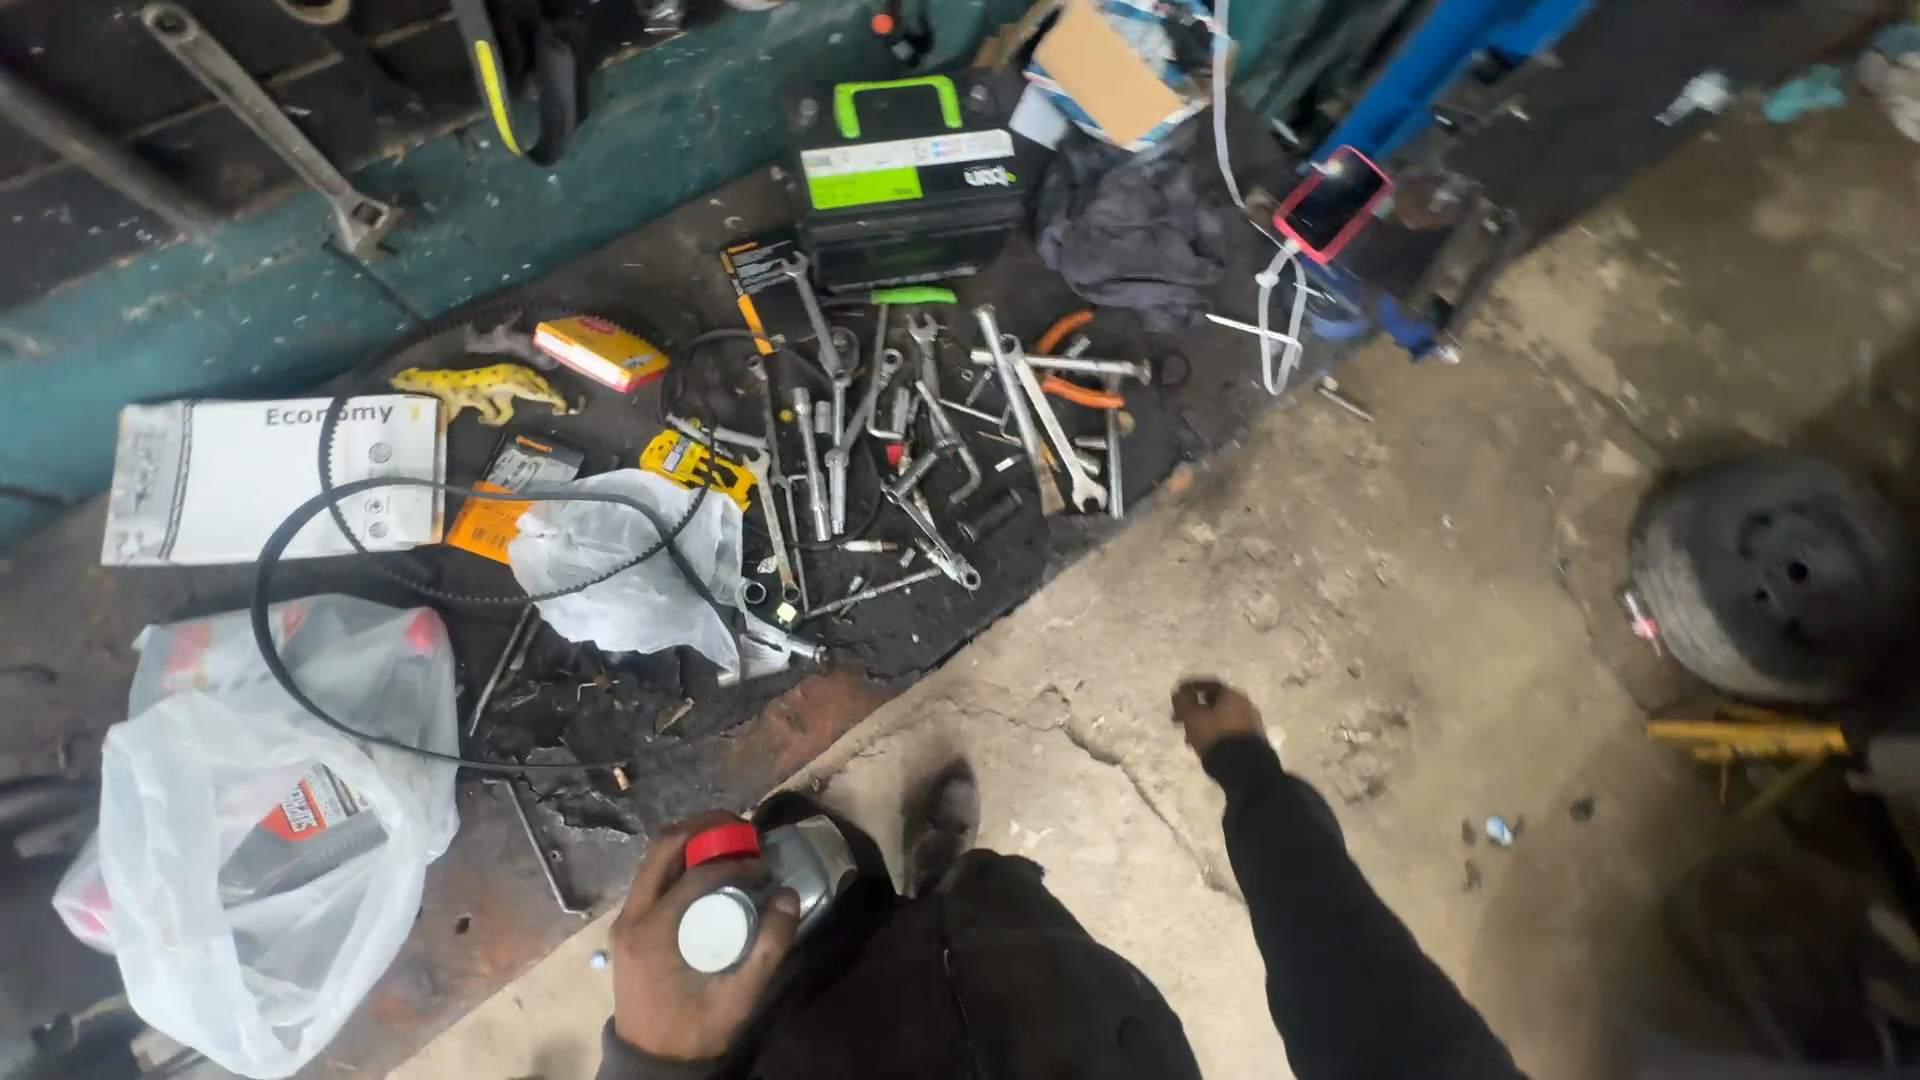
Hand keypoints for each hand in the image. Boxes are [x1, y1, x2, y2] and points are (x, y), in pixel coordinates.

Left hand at [609, 810, 800, 1061]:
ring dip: (695, 836)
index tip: (764, 870)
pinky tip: (713, 862)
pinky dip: (684, 856)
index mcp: (652, 933)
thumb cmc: (694, 1030)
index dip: (736, 863)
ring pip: (657, 854)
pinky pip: (655, 871)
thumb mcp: (740, 996)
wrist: (651, 1064)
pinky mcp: (630, 921)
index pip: (695, 876)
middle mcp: (631, 916)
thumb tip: (789, 896)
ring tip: (732, 838)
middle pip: (665, 846)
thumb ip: (769, 947)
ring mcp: (626, 917)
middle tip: (744, 829)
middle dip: (708, 827)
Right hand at [1171, 678, 1263, 756]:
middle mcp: (1245, 704)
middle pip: (1215, 702)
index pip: (1208, 684)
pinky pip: (1228, 730)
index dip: (1190, 687)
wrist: (1244, 767)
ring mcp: (1251, 723)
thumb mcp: (1192, 717)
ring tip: (1188, 735)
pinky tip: (1202, 744)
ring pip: (1221, 717)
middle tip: (1179, 717)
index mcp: (1232, 694)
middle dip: (1195, 708)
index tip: (1177, 694)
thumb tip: (1178, 692)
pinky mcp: (1252, 740)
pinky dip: (1214, 733)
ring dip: (1203, 723)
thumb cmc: (1215, 735)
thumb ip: (1182, 702)